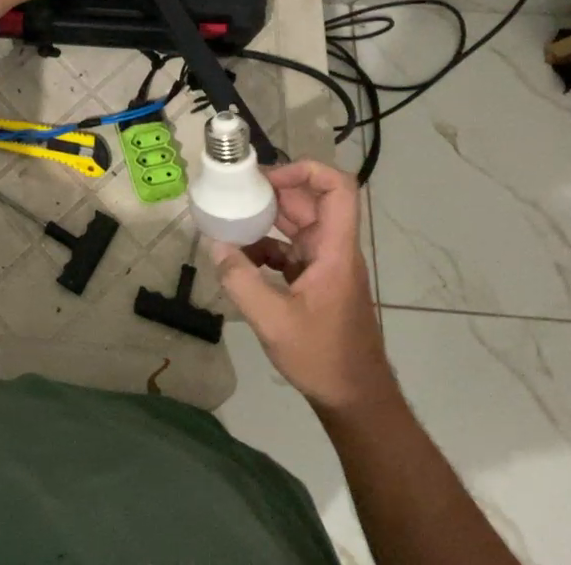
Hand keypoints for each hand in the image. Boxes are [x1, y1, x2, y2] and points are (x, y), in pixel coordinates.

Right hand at [209, 161, 397, 414]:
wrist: (355, 398)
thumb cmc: (323, 357)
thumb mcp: (273, 321)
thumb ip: (241, 280)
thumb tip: (216, 245)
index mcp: (334, 250)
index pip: (337, 189)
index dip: (306, 171)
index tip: (267, 179)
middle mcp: (333, 250)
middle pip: (309, 202)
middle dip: (272, 192)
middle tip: (233, 192)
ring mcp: (324, 266)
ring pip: (297, 225)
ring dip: (265, 219)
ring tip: (228, 218)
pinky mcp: (315, 283)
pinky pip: (289, 250)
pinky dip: (264, 247)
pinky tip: (238, 256)